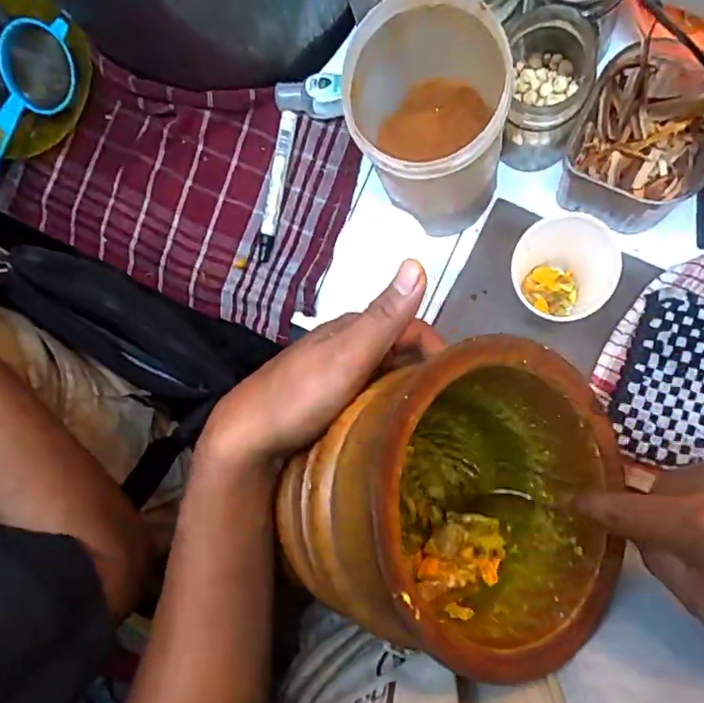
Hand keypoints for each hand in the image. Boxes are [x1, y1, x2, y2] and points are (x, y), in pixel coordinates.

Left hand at [199, 260, 444, 471]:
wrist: (247, 438)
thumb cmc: (300, 395)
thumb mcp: (350, 355)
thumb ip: (386, 316)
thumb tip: (417, 264)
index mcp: (354, 328)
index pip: (413, 328)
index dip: (438, 351)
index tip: (456, 386)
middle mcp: (347, 346)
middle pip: (400, 353)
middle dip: (425, 374)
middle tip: (444, 408)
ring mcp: (336, 375)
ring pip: (386, 376)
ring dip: (407, 392)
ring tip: (424, 421)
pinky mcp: (328, 402)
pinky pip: (370, 397)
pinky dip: (388, 407)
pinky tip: (391, 427)